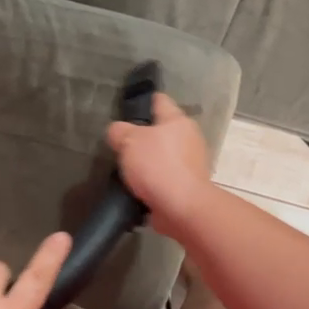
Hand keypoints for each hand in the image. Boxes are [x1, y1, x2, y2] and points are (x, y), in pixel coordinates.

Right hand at [107, 92, 213, 232]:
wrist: (182, 208)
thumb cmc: (157, 166)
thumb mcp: (129, 141)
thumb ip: (119, 131)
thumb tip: (117, 131)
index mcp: (177, 120)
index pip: (159, 100)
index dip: (142, 102)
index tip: (125, 110)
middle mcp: (188, 138)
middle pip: (160, 130)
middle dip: (141, 137)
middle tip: (120, 145)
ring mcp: (190, 164)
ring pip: (162, 156)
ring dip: (146, 162)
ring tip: (125, 170)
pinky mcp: (187, 186)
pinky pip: (164, 178)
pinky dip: (152, 183)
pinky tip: (136, 189)